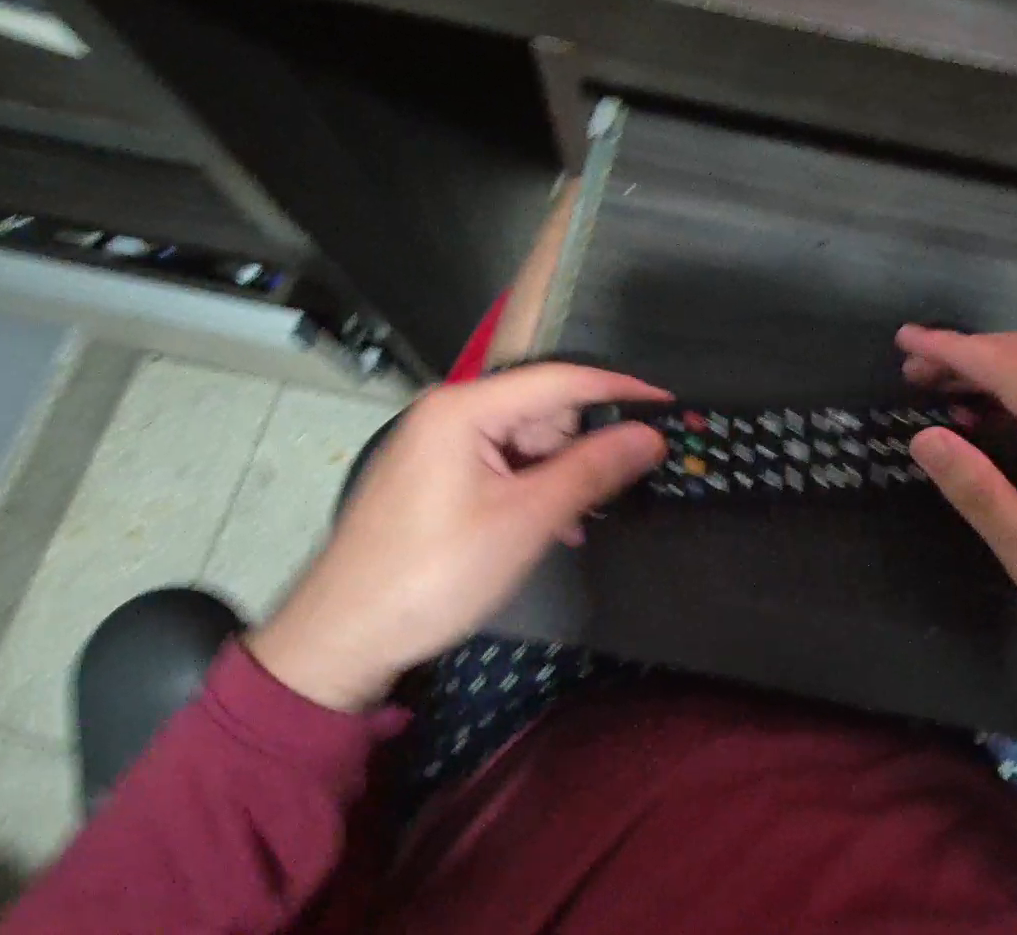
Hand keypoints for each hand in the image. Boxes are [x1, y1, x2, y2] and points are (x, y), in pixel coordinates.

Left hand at [248, 364, 668, 710]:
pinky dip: (536, 490)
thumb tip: (652, 435)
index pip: (562, 380)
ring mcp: (442, 445)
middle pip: (544, 411)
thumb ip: (593, 470)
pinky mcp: (439, 477)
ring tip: (591, 515)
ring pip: (528, 443)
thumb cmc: (436, 573)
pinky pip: (505, 467)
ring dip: (564, 475)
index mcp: (466, 408)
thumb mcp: (527, 520)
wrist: (344, 635)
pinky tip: (558, 525)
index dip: (621, 391)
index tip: (672, 407)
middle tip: (632, 480)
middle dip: (588, 444)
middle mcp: (452, 413)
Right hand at [897, 325, 1016, 695]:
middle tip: (913, 366)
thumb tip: (924, 438)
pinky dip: (1015, 392)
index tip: (905, 341)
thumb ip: (977, 491)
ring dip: (991, 368)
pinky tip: (985, 417)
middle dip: (968, 350)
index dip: (953, 349)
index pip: (1010, 369)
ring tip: (938, 386)